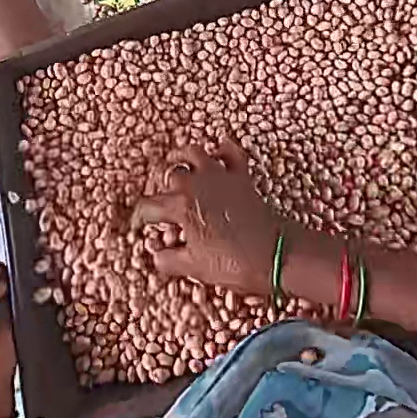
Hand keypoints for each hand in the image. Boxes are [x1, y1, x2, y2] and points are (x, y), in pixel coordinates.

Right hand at [130, 135, 286, 293]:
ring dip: (182, 157)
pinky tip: (217, 152)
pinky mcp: (241, 176)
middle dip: (161, 185)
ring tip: (177, 163)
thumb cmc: (235, 263)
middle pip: (169, 174)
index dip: (140, 217)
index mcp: (181, 206)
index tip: (139, 225)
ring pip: (193, 152)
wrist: (277, 253)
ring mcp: (220, 176)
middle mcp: (197, 184)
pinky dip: (222, 149)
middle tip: (160, 199)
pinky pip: (230, 151)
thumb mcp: (196, 268)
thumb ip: (170, 260)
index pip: (149, 206)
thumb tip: (157, 257)